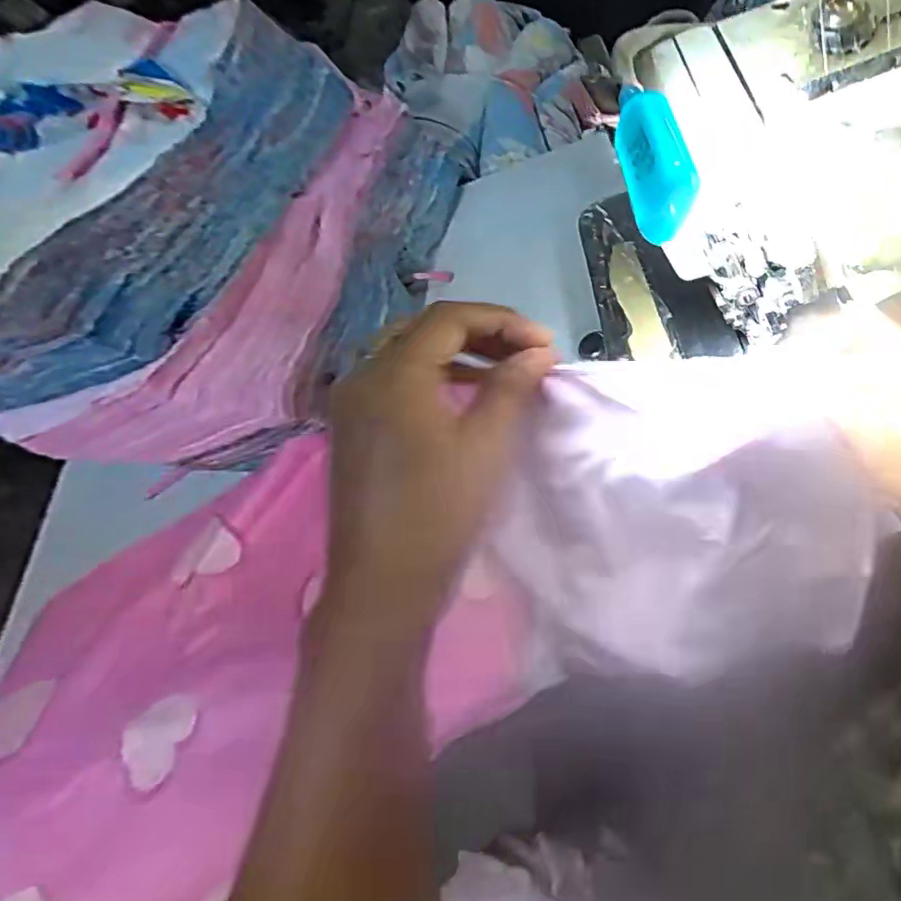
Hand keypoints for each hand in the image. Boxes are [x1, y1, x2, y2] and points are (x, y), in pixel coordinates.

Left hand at [326, 303, 555, 621]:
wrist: (386, 580)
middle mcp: (364, 378)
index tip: (546, 344)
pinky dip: (438, 374)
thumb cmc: (441, 508)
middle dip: (483, 332)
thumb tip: (538, 352)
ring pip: (409, 352)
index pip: (450, 319)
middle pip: (426, 330)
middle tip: (529, 352)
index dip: (504, 321)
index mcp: (393, 375)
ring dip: (461, 352)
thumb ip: (512, 386)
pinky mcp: (356, 428)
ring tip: (507, 370)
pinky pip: (398, 380)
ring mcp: (354, 404)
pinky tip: (468, 395)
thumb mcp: (487, 443)